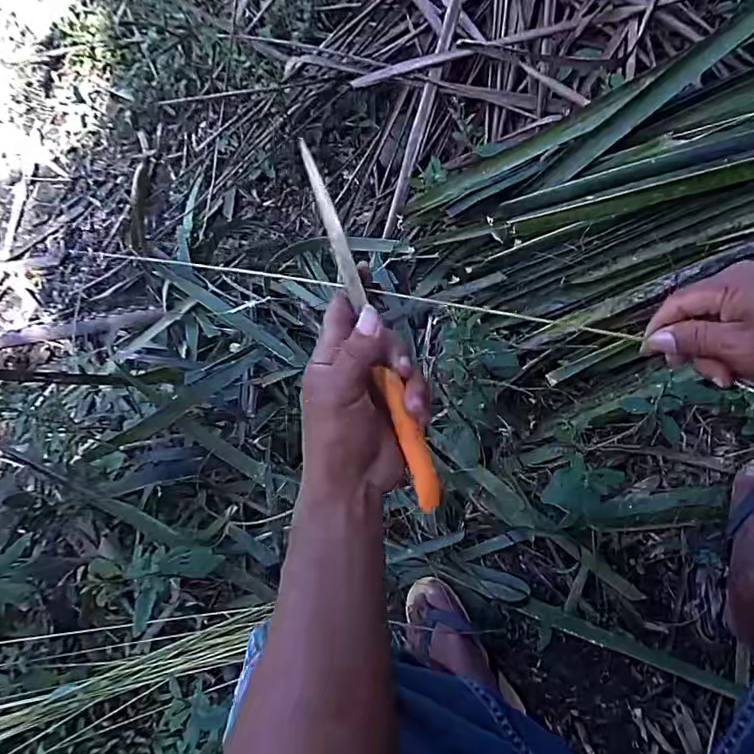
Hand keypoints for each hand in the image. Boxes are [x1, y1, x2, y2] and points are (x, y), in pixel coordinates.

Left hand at [300, 296, 429, 503]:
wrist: (355, 485)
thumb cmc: (334, 439)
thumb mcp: (338, 391)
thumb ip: (356, 351)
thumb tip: (370, 312)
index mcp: (332, 360)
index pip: (341, 316)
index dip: (354, 293)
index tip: (366, 268)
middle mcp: (358, 369)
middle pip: (384, 337)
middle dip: (395, 352)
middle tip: (397, 371)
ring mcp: (382, 389)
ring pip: (408, 364)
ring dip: (413, 385)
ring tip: (409, 408)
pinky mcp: (404, 408)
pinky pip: (421, 391)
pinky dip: (421, 403)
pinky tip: (415, 420)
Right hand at [641, 261, 753, 390]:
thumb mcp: (737, 348)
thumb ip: (693, 341)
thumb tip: (655, 338)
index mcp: (731, 282)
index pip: (678, 302)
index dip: (660, 329)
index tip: (648, 356)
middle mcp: (741, 279)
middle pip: (696, 314)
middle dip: (697, 349)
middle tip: (714, 378)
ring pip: (716, 324)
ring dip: (716, 354)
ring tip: (734, 378)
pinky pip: (736, 325)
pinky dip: (733, 349)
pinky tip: (746, 367)